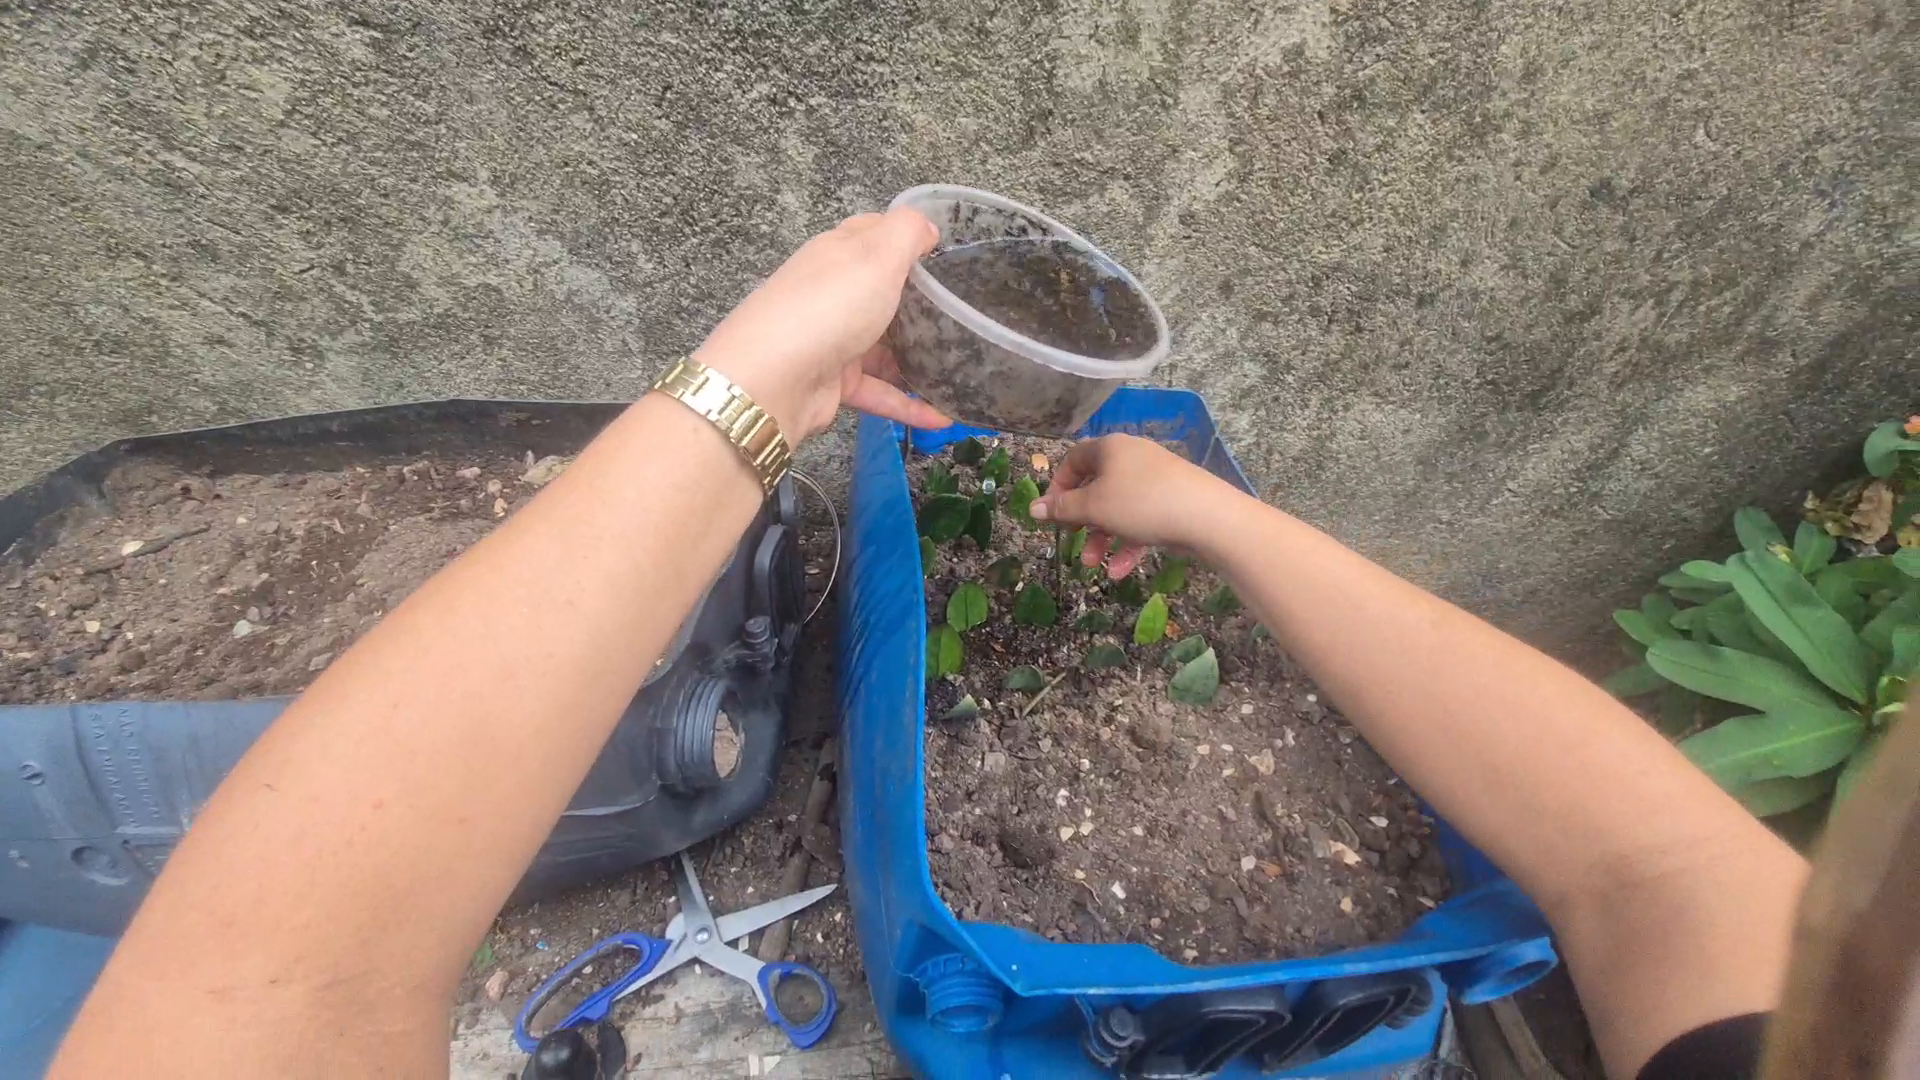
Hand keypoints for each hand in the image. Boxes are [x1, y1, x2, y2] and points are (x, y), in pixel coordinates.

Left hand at [693, 208, 951, 439]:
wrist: (775, 378)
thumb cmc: (832, 306)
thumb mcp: (877, 255)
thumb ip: (907, 233)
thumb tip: (928, 227)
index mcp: (839, 254)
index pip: (874, 235)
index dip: (908, 238)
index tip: (947, 253)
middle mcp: (834, 294)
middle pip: (882, 294)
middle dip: (920, 304)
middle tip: (965, 314)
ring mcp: (834, 341)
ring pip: (885, 348)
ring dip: (919, 359)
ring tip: (963, 369)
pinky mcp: (836, 384)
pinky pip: (881, 393)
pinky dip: (910, 406)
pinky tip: (943, 417)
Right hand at [1031, 435, 1237, 577]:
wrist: (1209, 517)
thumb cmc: (1141, 504)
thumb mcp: (1094, 507)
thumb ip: (1062, 509)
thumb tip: (1032, 508)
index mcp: (1110, 448)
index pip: (1073, 460)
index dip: (1058, 487)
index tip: (1051, 514)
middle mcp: (1132, 458)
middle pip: (1096, 488)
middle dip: (1081, 522)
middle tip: (1071, 542)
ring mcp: (1155, 480)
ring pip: (1118, 509)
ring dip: (1102, 539)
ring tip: (1093, 566)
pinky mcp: (1173, 501)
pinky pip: (1141, 521)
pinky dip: (1129, 544)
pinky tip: (1120, 572)